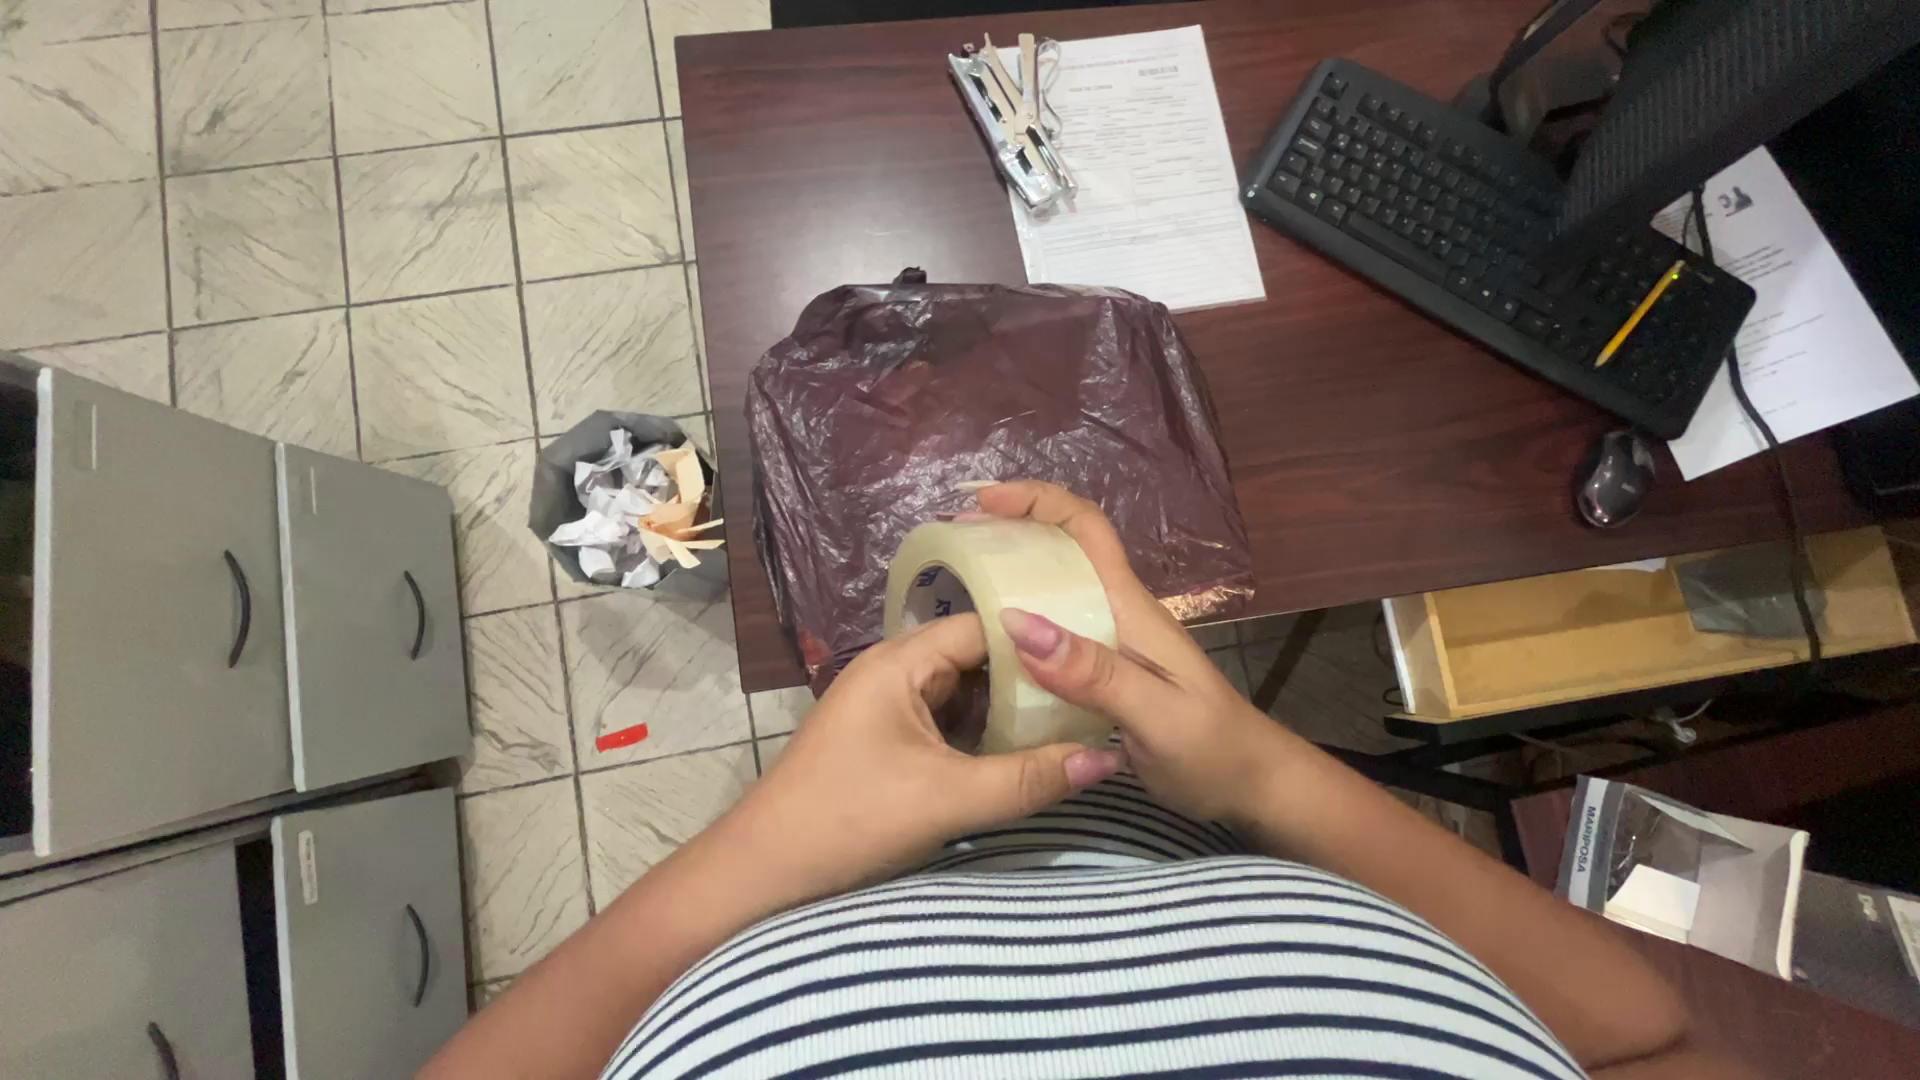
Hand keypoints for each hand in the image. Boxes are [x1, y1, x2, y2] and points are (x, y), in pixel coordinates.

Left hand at [733, 611, 1122, 901]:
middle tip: (1094, 684)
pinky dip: (983, 729)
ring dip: (1007, 704)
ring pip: (963, 690)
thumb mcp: (947, 799)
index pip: (982, 627)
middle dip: (1030, 673)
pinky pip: (948, 718)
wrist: (764, 872)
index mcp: (900, 661)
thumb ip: (1028, 779)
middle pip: (975, 655)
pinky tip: (1024, 743)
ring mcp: (889, 704)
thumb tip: (1108, 758)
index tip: (1094, 648)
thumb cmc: (849, 820)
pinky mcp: (889, 737)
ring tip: (1074, 710)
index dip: (1038, 636)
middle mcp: (894, 669)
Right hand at [974, 481, 1295, 823]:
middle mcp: (1114, 611)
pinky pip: (1050, 631)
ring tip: (955, 581)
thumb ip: (1093, 672)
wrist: (1249, 785)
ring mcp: (1107, 640)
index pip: (1085, 529)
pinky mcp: (1100, 669)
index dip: (1038, 502)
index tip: (985, 502)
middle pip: (1061, 548)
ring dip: (1007, 573)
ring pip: (1051, 589)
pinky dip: (1015, 623)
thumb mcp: (1156, 714)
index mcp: (1129, 606)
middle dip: (1009, 530)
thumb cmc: (1212, 749)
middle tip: (953, 540)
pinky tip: (986, 643)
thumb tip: (1017, 623)